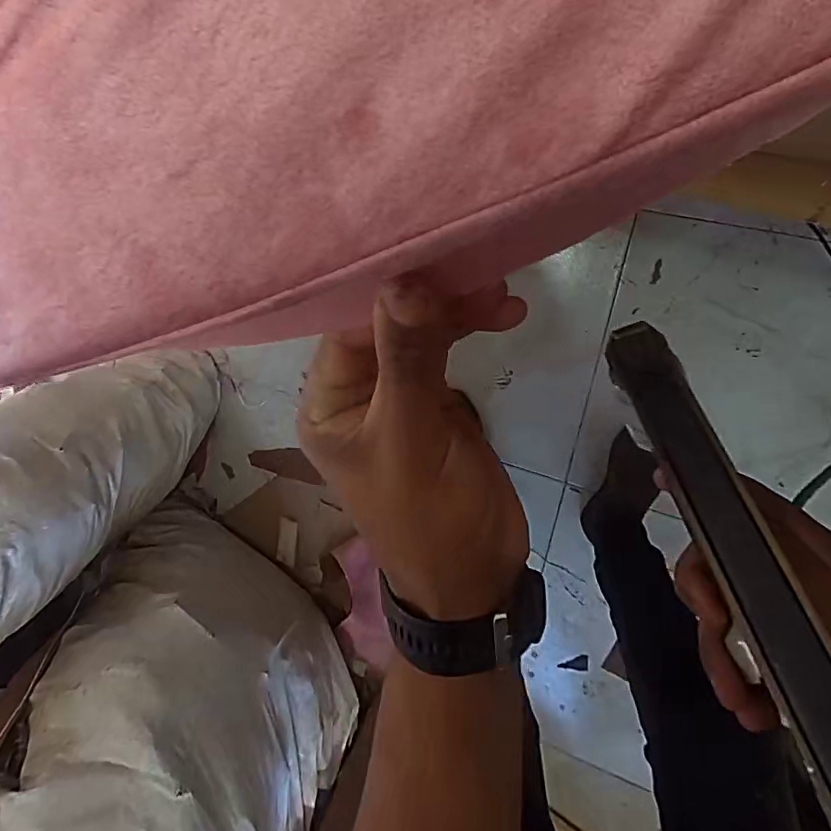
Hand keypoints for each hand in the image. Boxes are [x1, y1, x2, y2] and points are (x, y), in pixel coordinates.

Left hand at [298, 274, 529, 620]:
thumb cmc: (432, 518)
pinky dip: (471, 328)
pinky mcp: (433, 397)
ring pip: (420, 329)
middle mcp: (354, 390)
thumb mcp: (414, 439)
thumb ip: (407, 359)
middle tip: (482, 275)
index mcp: (327, 401)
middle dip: (432, 296)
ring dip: (459, 308)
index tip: (434, 254)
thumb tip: (402, 282)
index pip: (347, 324)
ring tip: (502, 294)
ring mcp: (397, 392)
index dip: (387, 287)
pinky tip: (504, 314)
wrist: (476, 576)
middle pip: (386, 320)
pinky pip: (445, 347)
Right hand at [671, 473, 830, 731]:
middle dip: (707, 599)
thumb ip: (780, 554)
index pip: (749, 504)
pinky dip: (741, 688)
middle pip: (726, 564)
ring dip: (721, 658)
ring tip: (739, 703)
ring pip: (731, 619)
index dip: (705, 490)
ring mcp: (800, 627)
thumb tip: (727, 499)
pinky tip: (755, 717)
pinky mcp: (800, 672)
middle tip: (712, 629)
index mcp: (815, 555)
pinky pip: (748, 665)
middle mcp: (803, 582)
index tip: (661, 481)